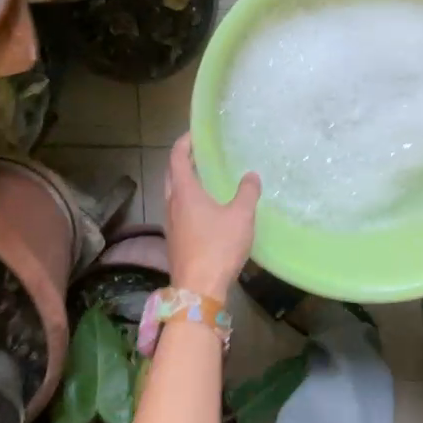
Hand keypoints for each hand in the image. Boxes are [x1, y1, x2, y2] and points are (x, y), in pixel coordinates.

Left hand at [163, 134, 259, 297]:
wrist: (198, 288)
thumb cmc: (218, 246)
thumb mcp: (241, 216)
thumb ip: (247, 192)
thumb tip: (251, 176)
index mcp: (184, 192)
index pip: (176, 158)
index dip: (184, 143)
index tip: (194, 134)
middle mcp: (172, 204)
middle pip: (171, 175)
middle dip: (182, 162)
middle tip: (199, 154)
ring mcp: (171, 224)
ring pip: (173, 195)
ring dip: (184, 183)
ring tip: (205, 180)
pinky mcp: (175, 241)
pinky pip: (179, 212)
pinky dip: (188, 202)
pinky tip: (206, 211)